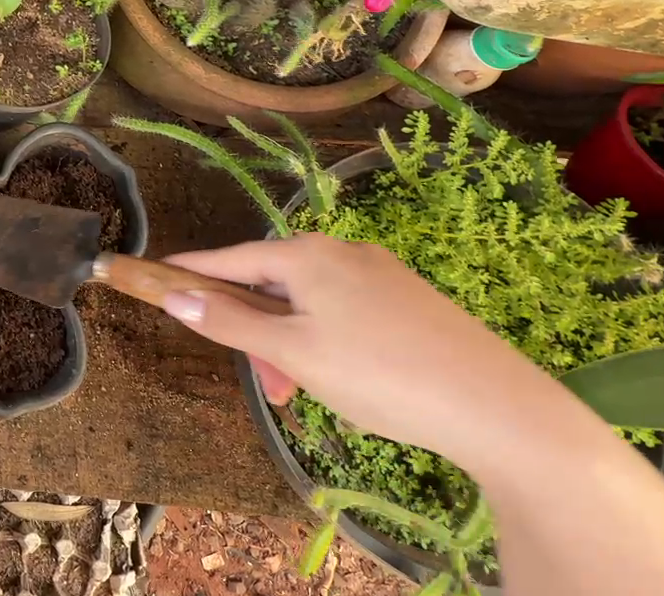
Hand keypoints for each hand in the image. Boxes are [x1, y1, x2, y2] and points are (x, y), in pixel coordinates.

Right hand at [161, 233, 561, 462]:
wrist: (506, 413)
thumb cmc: (381, 375)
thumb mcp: (291, 353)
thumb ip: (227, 323)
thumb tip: (172, 297)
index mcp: (306, 254)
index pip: (228, 259)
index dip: (191, 273)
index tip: (157, 278)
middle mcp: (341, 251)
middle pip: (270, 283)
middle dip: (256, 331)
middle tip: (268, 384)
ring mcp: (382, 273)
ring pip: (308, 301)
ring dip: (291, 342)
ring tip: (305, 392)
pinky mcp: (412, 300)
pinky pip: (345, 310)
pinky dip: (325, 339)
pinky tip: (343, 377)